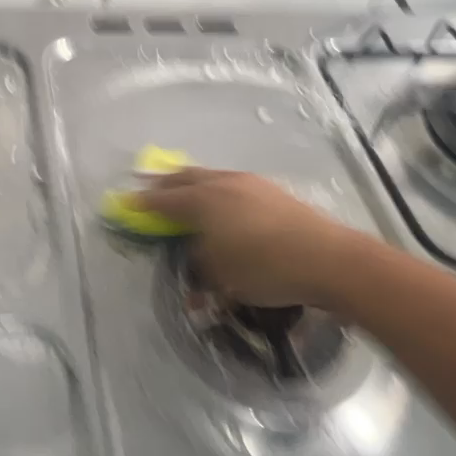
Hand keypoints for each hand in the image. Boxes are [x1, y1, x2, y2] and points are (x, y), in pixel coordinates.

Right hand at [129, 170, 361, 307]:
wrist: (329, 258)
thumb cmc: (267, 269)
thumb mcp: (223, 278)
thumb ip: (201, 269)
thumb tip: (196, 266)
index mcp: (203, 201)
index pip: (163, 200)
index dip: (143, 203)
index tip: (126, 203)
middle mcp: (222, 184)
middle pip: (185, 178)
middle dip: (164, 184)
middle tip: (149, 189)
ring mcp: (249, 183)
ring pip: (210, 177)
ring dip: (192, 184)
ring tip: (184, 192)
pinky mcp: (271, 191)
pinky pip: (230, 184)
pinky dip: (216, 190)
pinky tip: (222, 203)